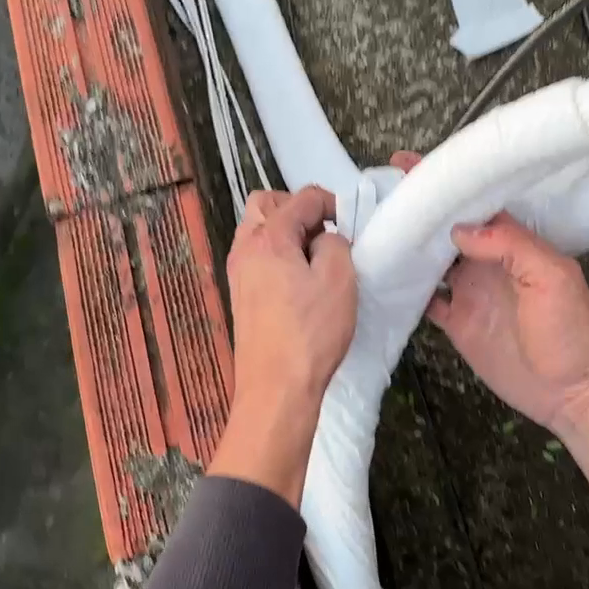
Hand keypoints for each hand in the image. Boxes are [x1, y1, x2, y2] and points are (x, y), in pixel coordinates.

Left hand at [211, 187, 356, 505]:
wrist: (275, 389)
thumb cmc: (310, 333)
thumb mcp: (339, 279)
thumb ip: (336, 244)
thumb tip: (326, 239)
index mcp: (269, 238)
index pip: (302, 198)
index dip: (331, 203)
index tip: (350, 224)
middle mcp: (245, 249)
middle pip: (265, 204)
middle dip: (296, 209)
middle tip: (324, 232)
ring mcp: (238, 274)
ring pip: (257, 231)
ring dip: (285, 233)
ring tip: (314, 258)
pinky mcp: (240, 297)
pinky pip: (257, 258)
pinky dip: (276, 255)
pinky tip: (300, 282)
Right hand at [395, 152, 588, 501]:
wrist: (572, 395)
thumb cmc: (571, 333)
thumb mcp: (552, 279)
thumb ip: (510, 246)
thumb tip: (460, 228)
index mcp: (508, 243)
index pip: (471, 205)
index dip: (441, 184)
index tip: (406, 167)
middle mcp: (484, 262)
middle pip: (443, 227)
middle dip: (413, 209)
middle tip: (374, 195)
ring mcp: (468, 291)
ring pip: (428, 259)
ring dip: (403, 245)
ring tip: (368, 228)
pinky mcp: (457, 322)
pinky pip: (424, 298)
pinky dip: (402, 288)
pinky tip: (378, 276)